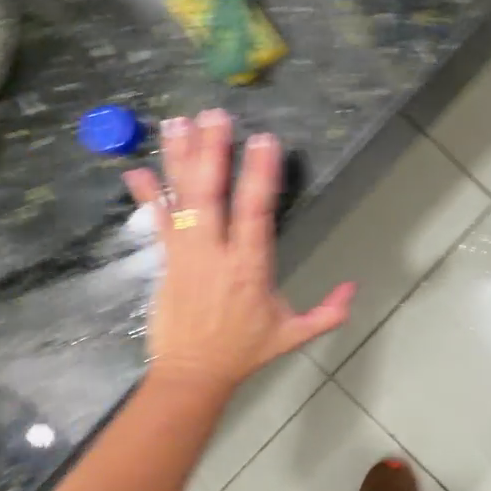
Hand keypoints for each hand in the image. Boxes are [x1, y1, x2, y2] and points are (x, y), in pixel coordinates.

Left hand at [123, 110, 353, 390]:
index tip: (264, 140)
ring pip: (182, 201)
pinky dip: (146, 196)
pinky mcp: (164, 262)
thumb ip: (328, 313)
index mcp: (250, 269)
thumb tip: (354, 287)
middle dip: (213, 153)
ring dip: (179, 160)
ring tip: (178, 123)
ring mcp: (185, 256)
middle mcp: (215, 255)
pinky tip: (136, 169)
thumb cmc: (245, 351)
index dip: (259, 175)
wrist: (193, 374)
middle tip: (216, 116)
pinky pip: (156, 223)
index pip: (255, 213)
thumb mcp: (294, 335)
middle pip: (211, 196)